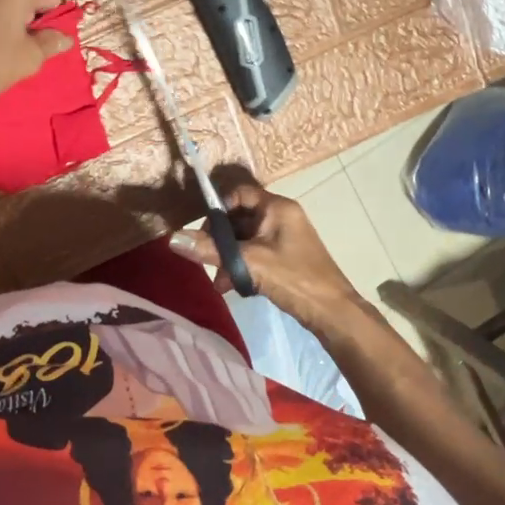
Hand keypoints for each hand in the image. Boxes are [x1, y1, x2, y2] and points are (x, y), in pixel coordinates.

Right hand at [168, 183, 366, 332]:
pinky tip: (233, 286)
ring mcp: (284, 236)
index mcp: (277, 207)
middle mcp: (281, 215)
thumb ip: (210, 249)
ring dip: (228, 257)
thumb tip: (172, 238)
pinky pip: (255, 252)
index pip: (239, 193)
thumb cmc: (293, 278)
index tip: (203, 233)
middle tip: (208, 262)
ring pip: (245, 238)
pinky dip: (242, 265)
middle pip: (239, 217)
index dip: (218, 209)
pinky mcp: (285, 255)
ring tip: (220, 282)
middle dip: (220, 240)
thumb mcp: (248, 262)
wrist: (332, 311)